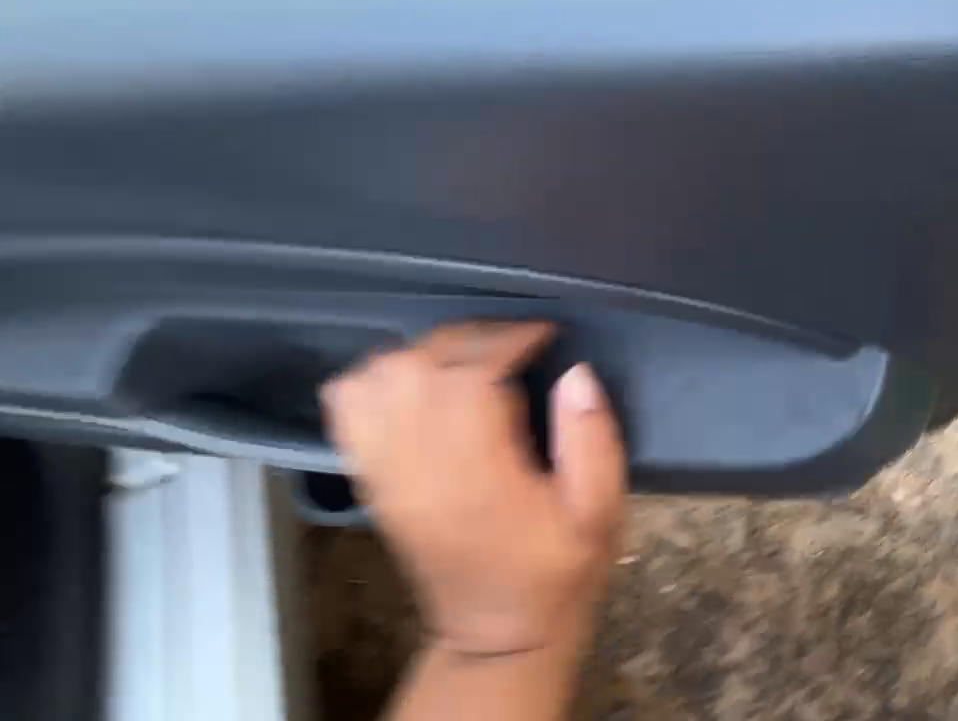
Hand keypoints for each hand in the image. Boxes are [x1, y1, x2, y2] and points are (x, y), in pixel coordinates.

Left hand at [321, 322, 627, 656]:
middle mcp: (420, 472)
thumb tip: (577, 374)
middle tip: (519, 340)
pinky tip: (425, 378)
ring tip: (476, 357)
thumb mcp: (602, 507)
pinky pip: (348, 408)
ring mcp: (387, 476)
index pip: (469, 379)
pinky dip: (380, 375)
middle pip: (417, 368)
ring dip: (427, 351)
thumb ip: (593, 438)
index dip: (509, 338)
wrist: (499, 631)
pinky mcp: (374, 480)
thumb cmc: (560, 567)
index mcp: (480, 478)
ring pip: (376, 379)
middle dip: (472, 336)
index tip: (547, 333)